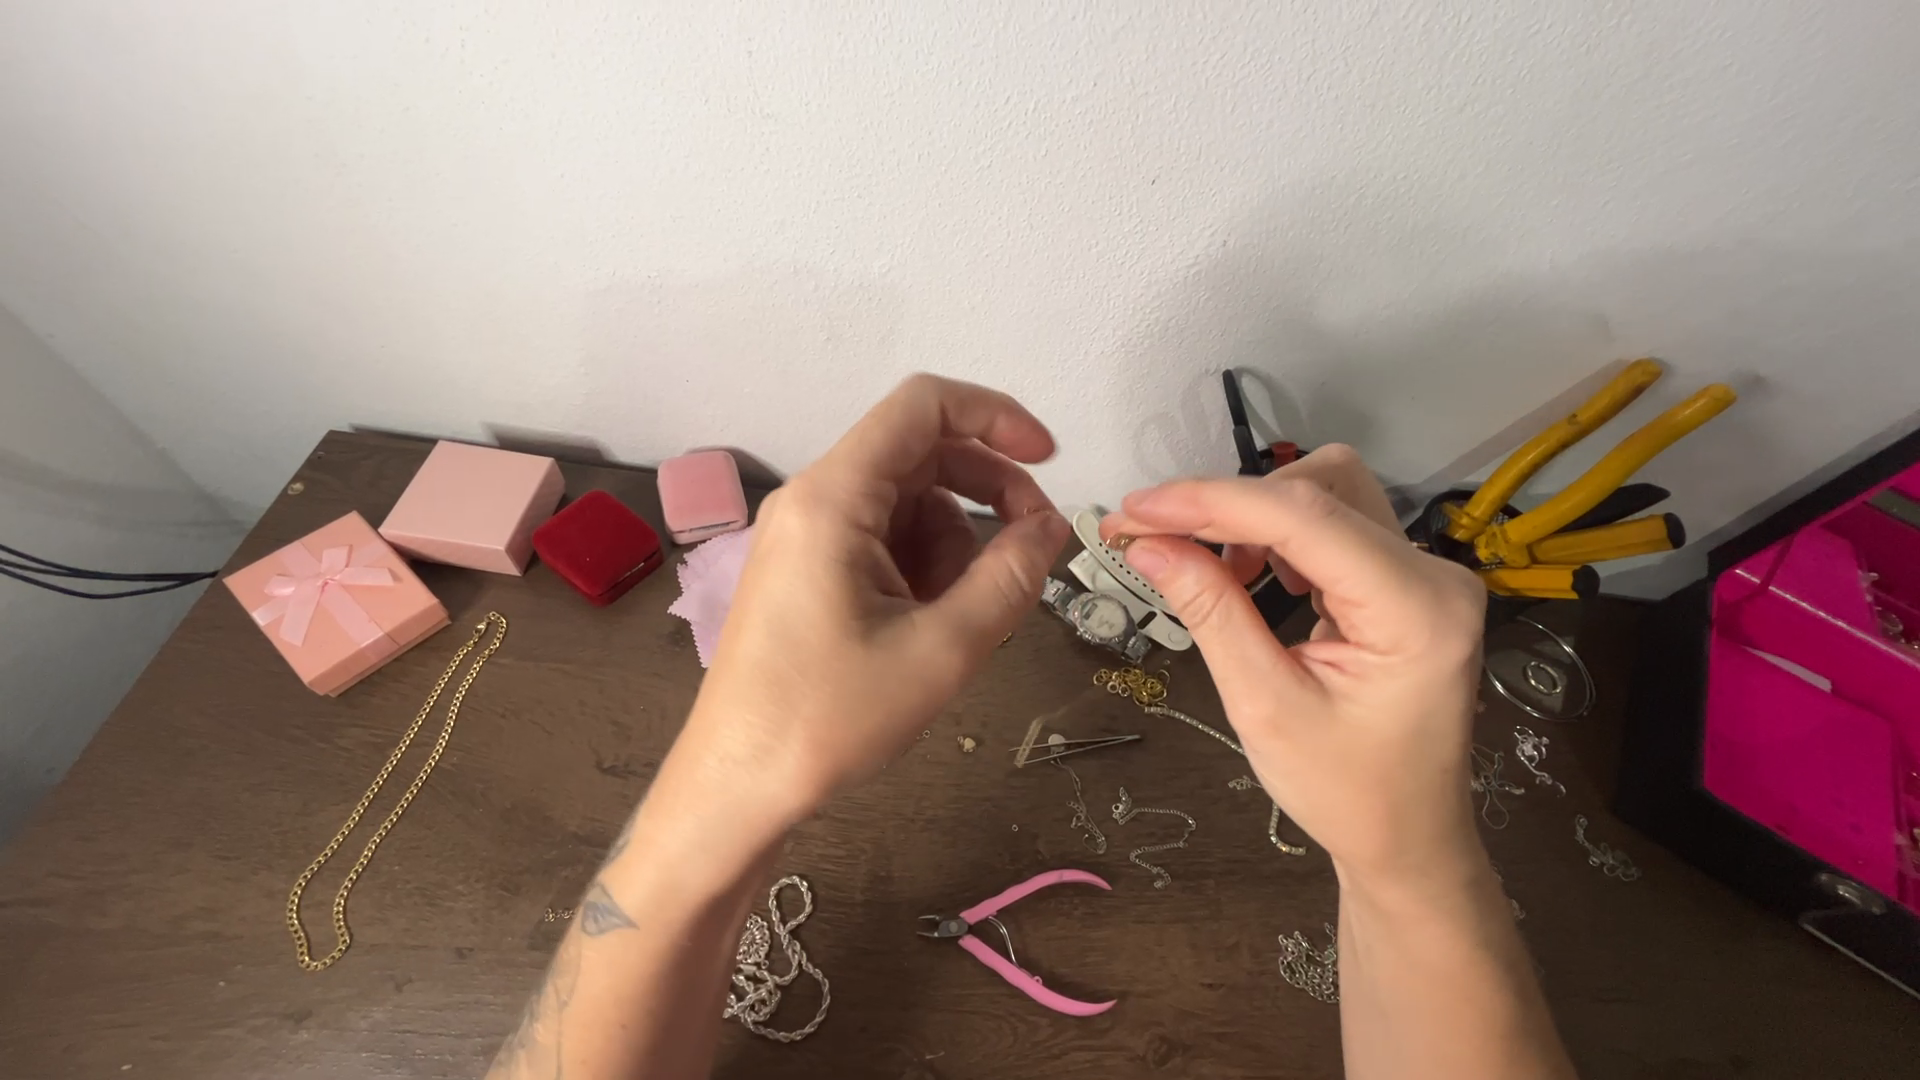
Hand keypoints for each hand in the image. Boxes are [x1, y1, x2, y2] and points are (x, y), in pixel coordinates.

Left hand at [681, 375, 1071, 818]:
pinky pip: (884, 541)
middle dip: (986, 494)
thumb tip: (1053, 526)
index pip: (923, 406)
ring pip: (908, 505)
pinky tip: (928, 627)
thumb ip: (1010, 578)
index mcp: (834, 497)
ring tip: (958, 620)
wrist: (737, 788)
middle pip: (921, 456)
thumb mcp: (941, 651)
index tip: (1048, 461)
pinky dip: (923, 569)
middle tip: (1030, 553)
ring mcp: (808, 535)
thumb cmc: (828, 720)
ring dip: (954, 546)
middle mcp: (815, 499)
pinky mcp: (809, 570)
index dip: (996, 416)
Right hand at [1101, 446, 1487, 885]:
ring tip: (1204, 564)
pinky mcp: (1399, 578)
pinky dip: (1271, 534)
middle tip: (1152, 536)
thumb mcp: (1262, 704)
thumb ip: (1210, 612)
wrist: (1407, 836)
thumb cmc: (1342, 789)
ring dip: (1249, 516)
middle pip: (1320, 488)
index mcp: (1416, 610)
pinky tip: (1246, 572)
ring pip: (1324, 493)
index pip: (1305, 518)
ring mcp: (1422, 571)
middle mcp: (1432, 572)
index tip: (1134, 510)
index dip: (1211, 502)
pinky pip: (1329, 523)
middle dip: (1226, 506)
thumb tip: (1147, 545)